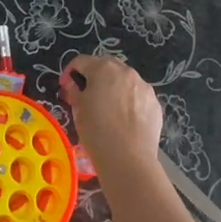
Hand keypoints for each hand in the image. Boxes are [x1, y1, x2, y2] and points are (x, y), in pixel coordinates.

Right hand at [60, 54, 162, 171]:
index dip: (70, 73)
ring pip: (125, 80)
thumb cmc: (97, 131)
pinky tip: (125, 119)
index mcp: (103, 68)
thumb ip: (75, 91)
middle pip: (106, 66)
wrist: (129, 160)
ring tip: (108, 107)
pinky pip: (138, 96)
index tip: (65, 87)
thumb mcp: (78, 109)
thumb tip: (74, 86)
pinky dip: (129, 101)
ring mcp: (144, 87)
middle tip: (87, 93)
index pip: (81, 61)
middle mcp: (126, 71)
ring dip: (114, 87)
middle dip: (94, 76)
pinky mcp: (155, 104)